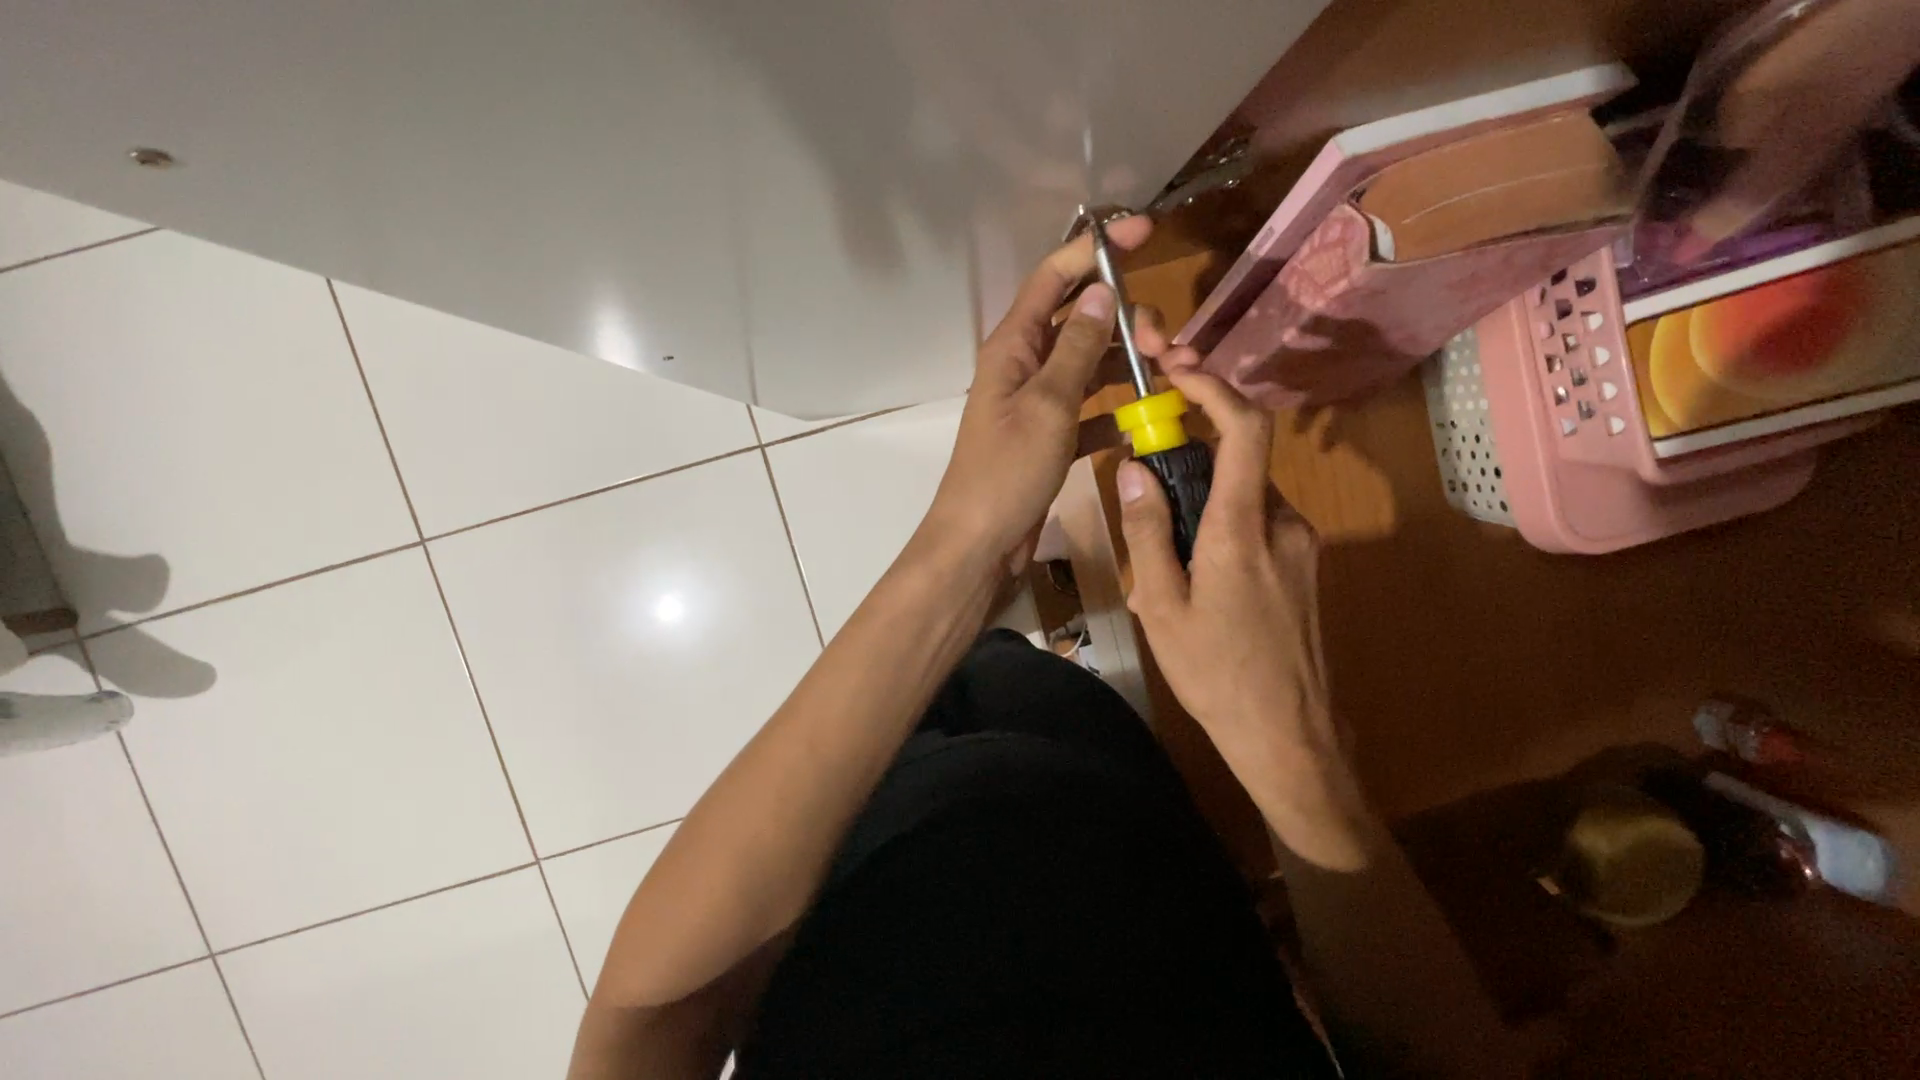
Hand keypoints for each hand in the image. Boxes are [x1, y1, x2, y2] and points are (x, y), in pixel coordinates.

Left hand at [922, 215, 1165, 567]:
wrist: (981, 543)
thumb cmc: (1007, 471)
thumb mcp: (1048, 405)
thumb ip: (1077, 348)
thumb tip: (1100, 291)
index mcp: (1013, 346)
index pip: (1054, 278)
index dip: (1095, 250)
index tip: (1144, 231)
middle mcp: (1024, 366)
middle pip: (1079, 319)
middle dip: (1124, 319)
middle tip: (1164, 344)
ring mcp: (1037, 403)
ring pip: (1089, 364)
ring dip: (1126, 362)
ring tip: (1167, 374)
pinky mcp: (1050, 437)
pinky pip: (1090, 409)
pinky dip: (1116, 409)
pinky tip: (1145, 419)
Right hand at [1117, 371, 1367, 867]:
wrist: (1290, 735)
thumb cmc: (1216, 675)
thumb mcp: (1161, 608)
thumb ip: (1147, 533)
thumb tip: (1135, 470)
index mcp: (1241, 528)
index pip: (1243, 427)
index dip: (1212, 386)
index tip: (1174, 368)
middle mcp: (1281, 522)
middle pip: (1234, 461)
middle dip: (1185, 466)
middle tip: (1141, 505)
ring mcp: (1299, 545)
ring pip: (1240, 498)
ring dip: (1199, 509)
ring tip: (1160, 570)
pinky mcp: (1303, 567)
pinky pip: (1253, 527)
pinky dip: (1218, 532)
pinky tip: (1194, 586)